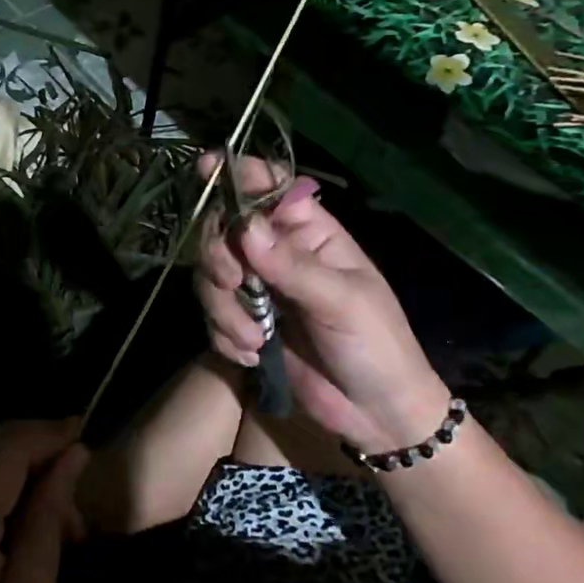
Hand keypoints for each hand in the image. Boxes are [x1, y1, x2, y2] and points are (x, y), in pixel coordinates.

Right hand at [195, 154, 450, 453]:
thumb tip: (247, 226)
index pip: (268, 188)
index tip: (206, 169)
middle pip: (225, 230)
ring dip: (223, 308)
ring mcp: (259, 289)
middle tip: (232, 281)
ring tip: (254, 339)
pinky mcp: (245, 325)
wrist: (377, 413)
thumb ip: (293, 265)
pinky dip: (224, 336)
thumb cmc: (377, 344)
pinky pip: (212, 317)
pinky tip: (253, 356)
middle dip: (219, 255)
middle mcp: (278, 253)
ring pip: (211, 276)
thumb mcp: (342, 301)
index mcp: (310, 232)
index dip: (238, 174)